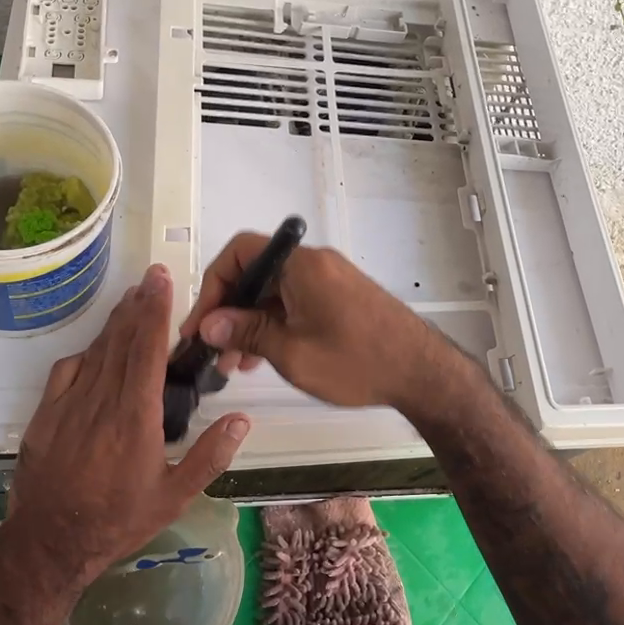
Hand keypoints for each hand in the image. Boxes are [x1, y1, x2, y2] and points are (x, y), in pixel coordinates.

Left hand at [0, 264, 249, 584]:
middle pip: (122, 342)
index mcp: (136, 420)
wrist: (48, 546)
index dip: (157, 313)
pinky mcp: (44, 417)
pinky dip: (86, 352)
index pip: (148, 353)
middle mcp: (101, 404)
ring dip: (116, 321)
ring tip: (132, 297)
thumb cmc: (117, 521)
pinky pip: (67, 371)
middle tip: (153, 275)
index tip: (162, 281)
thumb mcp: (174, 498)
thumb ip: (209, 457)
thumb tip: (241, 419)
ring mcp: (68, 407)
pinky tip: (97, 347)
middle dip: (139, 305)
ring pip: (96, 352)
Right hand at [180, 234, 463, 414]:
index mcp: (302, 266)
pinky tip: (263, 356)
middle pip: (256, 271)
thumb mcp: (293, 353)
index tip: (202, 324)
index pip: (241, 251)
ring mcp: (330, 279)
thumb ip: (247, 333)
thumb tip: (208, 325)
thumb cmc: (357, 362)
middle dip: (229, 309)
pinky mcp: (340, 296)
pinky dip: (274, 322)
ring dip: (250, 321)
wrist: (422, 373)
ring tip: (234, 364)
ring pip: (274, 290)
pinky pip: (295, 300)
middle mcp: (315, 263)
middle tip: (212, 350)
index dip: (213, 284)